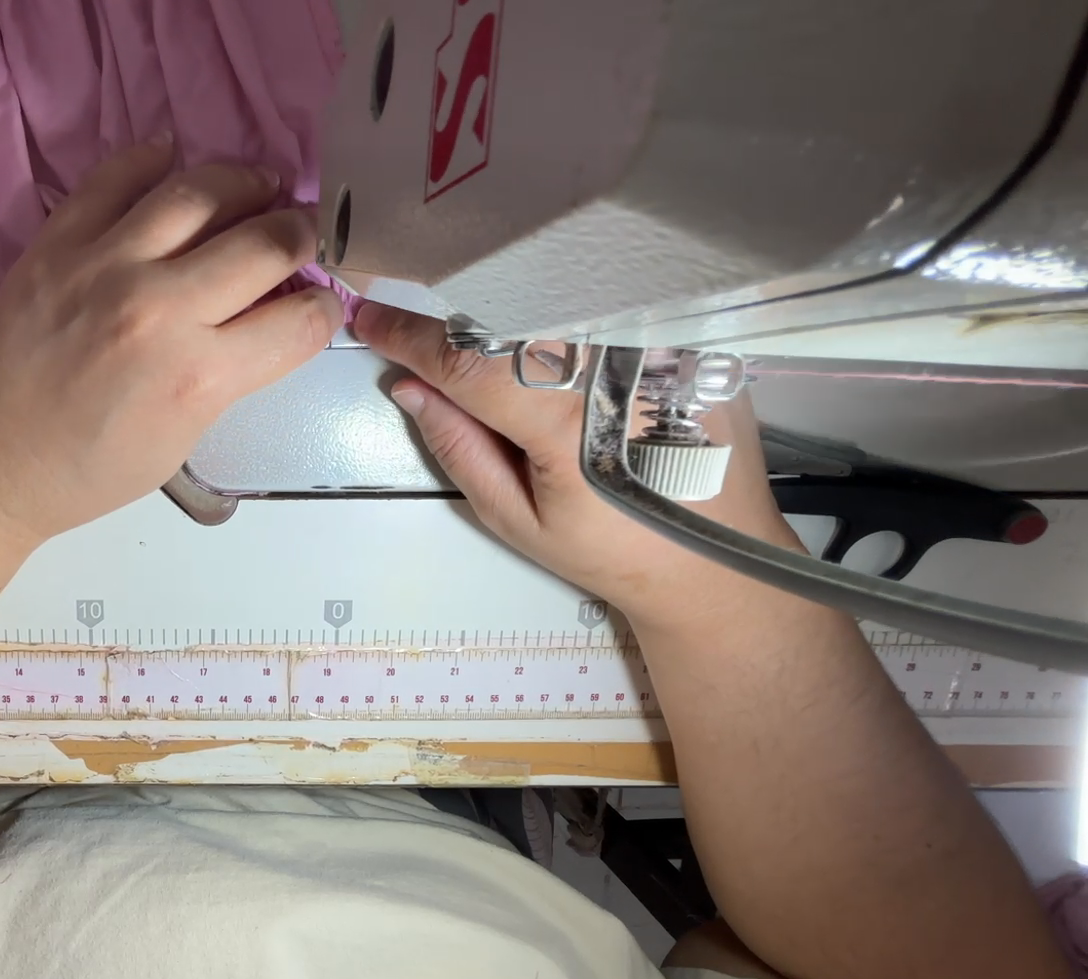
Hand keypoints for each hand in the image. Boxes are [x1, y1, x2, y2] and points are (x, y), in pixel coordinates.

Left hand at [0, 136, 342, 544]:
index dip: (324, 308)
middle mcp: (159, 308)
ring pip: (203, 189)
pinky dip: (158, 163)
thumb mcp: (182, 441)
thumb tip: (275, 319)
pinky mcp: (57, 242)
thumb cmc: (89, 472)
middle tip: (298, 241)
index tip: (318, 303)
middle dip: (303, 238)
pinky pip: (120, 174)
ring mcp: (104, 265)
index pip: (299, 318)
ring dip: (247, 184)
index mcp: (198, 376)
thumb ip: (234, 375)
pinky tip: (175, 173)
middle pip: (268, 240)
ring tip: (257, 191)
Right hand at [353, 300, 799, 631]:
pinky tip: (544, 345)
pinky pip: (607, 310)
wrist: (718, 561)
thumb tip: (409, 388)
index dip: (411, 339)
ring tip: (480, 346)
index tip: (370, 320)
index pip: (470, 363)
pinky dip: (560, 318)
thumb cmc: (607, 551)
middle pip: (512, 320)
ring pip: (558, 307)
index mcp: (569, 424)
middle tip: (418, 338)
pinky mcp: (690, 343)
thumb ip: (458, 447)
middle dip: (456, 324)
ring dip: (504, 319)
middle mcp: (620, 371)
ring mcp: (664, 350)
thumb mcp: (514, 517)